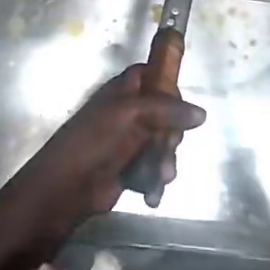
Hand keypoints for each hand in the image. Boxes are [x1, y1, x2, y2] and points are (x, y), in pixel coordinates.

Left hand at [0, 64, 205, 250]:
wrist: (68, 186)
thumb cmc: (95, 139)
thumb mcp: (132, 115)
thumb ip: (167, 110)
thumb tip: (201, 114)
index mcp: (125, 89)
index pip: (155, 74)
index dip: (170, 86)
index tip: (183, 105)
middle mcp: (129, 110)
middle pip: (168, 114)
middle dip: (172, 136)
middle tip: (167, 148)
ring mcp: (130, 139)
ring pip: (164, 144)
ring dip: (165, 163)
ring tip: (160, 178)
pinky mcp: (130, 167)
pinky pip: (155, 168)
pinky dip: (155, 181)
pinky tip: (151, 194)